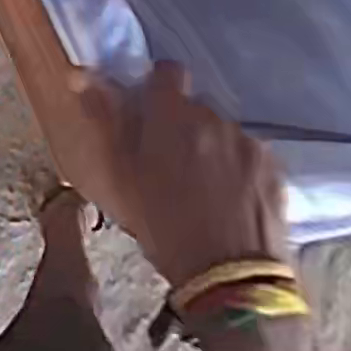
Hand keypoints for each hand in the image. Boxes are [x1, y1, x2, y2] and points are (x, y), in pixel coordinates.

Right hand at [68, 63, 289, 286]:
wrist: (230, 279)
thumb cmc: (164, 224)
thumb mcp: (123, 172)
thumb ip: (105, 117)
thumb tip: (78, 74)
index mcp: (171, 112)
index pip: (168, 71)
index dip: (158, 86)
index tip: (151, 111)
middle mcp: (211, 116)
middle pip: (194, 104)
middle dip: (183, 122)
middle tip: (171, 158)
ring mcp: (246, 139)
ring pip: (221, 129)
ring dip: (211, 144)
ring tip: (204, 183)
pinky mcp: (272, 165)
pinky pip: (247, 151)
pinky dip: (238, 164)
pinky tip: (231, 195)